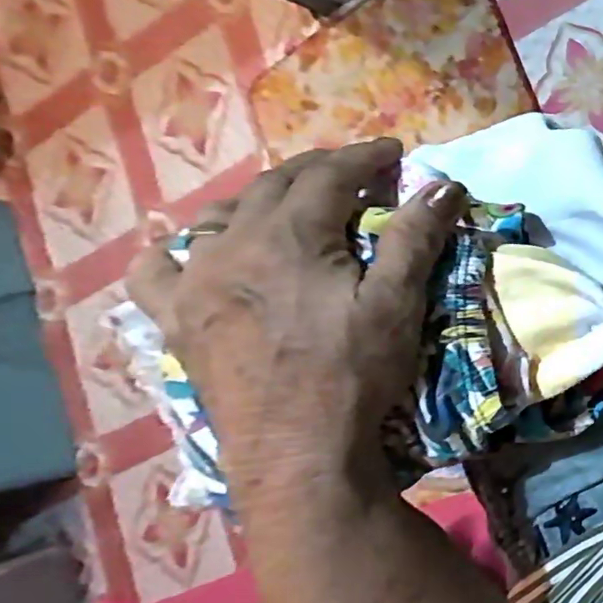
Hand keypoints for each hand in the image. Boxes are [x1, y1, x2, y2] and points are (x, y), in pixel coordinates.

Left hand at [126, 139, 462, 513]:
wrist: (299, 450)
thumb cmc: (355, 371)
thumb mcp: (397, 301)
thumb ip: (415, 236)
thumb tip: (442, 185)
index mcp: (287, 235)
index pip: (328, 176)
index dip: (365, 158)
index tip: (394, 152)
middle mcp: (230, 245)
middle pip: (274, 186)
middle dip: (320, 171)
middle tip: (356, 173)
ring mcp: (194, 283)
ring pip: (221, 215)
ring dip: (262, 198)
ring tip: (292, 203)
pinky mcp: (178, 321)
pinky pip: (159, 269)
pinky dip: (180, 248)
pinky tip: (195, 250)